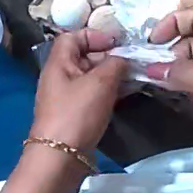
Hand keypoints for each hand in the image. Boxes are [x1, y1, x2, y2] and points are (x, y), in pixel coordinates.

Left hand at [30, 28, 128, 151]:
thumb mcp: (100, 83)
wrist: (61, 158)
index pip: (72, 36)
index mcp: (58, 63)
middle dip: (108, 56)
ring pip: (91, 77)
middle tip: (133, 62)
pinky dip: (109, 91)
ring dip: (112, 75)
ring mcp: (67, 97)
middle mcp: (60, 77)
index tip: (117, 43)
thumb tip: (124, 57)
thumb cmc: (77, 113)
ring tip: (135, 77)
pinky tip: (126, 95)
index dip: (95, 34)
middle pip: (84, 56)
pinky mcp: (75, 114)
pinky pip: (93, 95)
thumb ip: (115, 64)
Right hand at [146, 7, 192, 160]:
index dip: (173, 23)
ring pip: (189, 72)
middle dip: (170, 60)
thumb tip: (150, 69)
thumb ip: (186, 74)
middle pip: (188, 46)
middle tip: (151, 76)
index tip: (151, 42)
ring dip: (179, 84)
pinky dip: (191, 101)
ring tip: (172, 96)